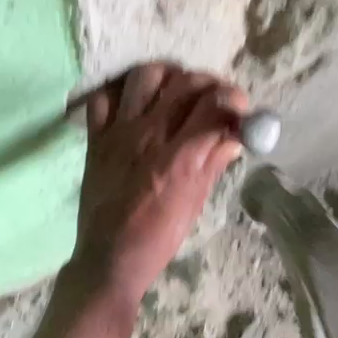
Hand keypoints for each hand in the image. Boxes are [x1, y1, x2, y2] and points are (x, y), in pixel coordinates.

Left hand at [69, 63, 248, 304]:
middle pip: (184, 84)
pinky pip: (103, 98)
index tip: (241, 109)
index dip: (233, 101)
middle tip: (216, 98)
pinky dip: (120, 93)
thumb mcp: (194, 207)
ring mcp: (118, 134)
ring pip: (145, 77)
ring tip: (176, 91)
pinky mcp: (95, 140)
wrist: (108, 260)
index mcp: (178, 160)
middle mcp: (148, 137)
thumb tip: (233, 137)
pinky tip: (134, 105)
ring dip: (168, 76)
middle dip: (209, 84)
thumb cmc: (156, 241)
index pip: (213, 106)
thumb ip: (211, 166)